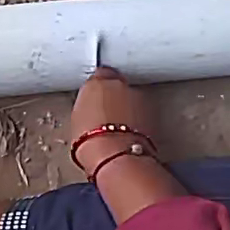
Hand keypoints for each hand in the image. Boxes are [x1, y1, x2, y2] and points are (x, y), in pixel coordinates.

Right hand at [69, 66, 185, 221]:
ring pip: (132, 97)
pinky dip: (137, 118)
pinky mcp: (152, 111)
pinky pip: (142, 111)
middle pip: (118, 84)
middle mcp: (120, 83)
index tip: (94, 97)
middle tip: (104, 113)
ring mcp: (138, 96)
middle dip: (114, 95)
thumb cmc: (91, 139)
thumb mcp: (77, 119)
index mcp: (96, 82)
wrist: (114, 154)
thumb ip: (87, 105)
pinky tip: (127, 132)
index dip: (97, 87)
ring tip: (116, 126)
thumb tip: (91, 109)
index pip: (99, 75)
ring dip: (127, 107)